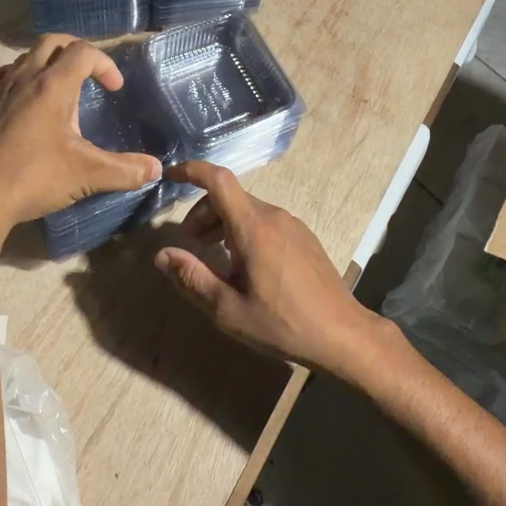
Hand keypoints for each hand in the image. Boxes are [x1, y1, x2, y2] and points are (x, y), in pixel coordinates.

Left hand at [0, 35, 162, 258]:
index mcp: (52, 85)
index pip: (83, 51)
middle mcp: (23, 78)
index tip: (115, 88)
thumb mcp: (86, 174)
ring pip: (23, 58)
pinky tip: (18, 100)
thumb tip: (156, 168)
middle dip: (75, 51)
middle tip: (90, 75)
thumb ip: (125, 170)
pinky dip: (14, 79)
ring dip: (46, 64)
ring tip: (59, 90)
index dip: (105, 64)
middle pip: (51, 42)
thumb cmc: (31, 178)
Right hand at [153, 161, 392, 379]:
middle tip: (189, 245)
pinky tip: (243, 266)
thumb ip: (193, 278)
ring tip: (213, 258)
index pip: (219, 180)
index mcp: (253, 227)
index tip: (170, 175)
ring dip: (222, 224)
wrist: (342, 334)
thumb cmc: (283, 323)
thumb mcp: (229, 309)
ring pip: (248, 210)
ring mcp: (292, 225)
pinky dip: (243, 232)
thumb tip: (162, 255)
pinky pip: (265, 222)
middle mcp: (274, 216)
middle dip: (202, 213)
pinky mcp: (303, 238)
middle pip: (230, 197)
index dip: (192, 171)